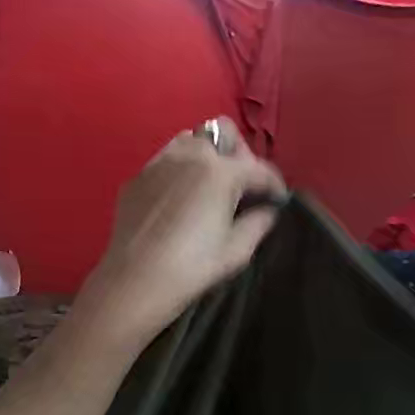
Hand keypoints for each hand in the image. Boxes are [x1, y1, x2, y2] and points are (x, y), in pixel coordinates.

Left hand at [74, 118, 285, 349]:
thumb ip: (259, 222)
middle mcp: (191, 155)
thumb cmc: (193, 266)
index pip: (259, 168)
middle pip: (224, 133)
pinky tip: (179, 200)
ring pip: (191, 139)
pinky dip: (180, 170)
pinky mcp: (138, 177)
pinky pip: (165, 160)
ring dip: (207, 155)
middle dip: (239, 155)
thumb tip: (267, 210)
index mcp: (221, 172)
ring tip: (209, 185)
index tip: (278, 200)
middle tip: (242, 186)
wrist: (135, 280)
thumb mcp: (237, 250)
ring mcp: (159, 162)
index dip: (275, 184)